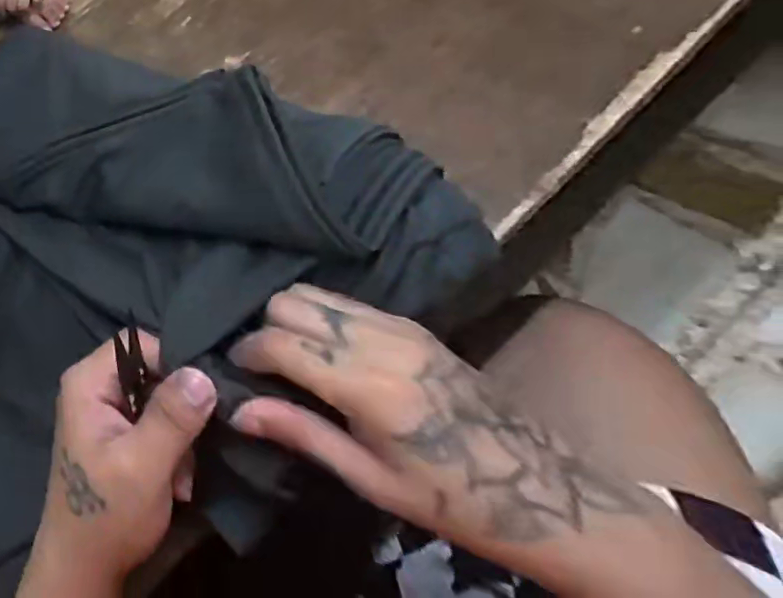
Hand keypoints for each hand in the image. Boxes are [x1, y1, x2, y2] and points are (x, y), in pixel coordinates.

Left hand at [18, 331, 216, 596]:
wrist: (84, 561)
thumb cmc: (107, 510)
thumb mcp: (144, 463)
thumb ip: (171, 417)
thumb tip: (201, 373)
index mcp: (87, 381)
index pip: (136, 344)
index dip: (174, 361)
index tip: (210, 393)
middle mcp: (92, 387)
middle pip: (149, 372)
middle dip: (180, 411)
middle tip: (196, 448)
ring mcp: (104, 412)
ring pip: (158, 403)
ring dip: (179, 439)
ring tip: (182, 478)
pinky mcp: (117, 435)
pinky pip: (154, 426)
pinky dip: (171, 453)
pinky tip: (177, 485)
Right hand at [228, 285, 650, 555]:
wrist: (559, 500)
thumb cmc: (457, 502)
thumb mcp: (372, 481)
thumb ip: (301, 434)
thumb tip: (235, 409)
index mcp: (369, 388)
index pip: (278, 342)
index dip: (247, 352)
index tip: (239, 372)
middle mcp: (381, 344)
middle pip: (287, 303)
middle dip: (264, 328)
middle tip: (267, 364)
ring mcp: (400, 328)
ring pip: (311, 292)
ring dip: (289, 315)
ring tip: (292, 351)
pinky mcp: (413, 325)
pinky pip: (343, 300)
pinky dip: (319, 313)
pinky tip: (325, 346)